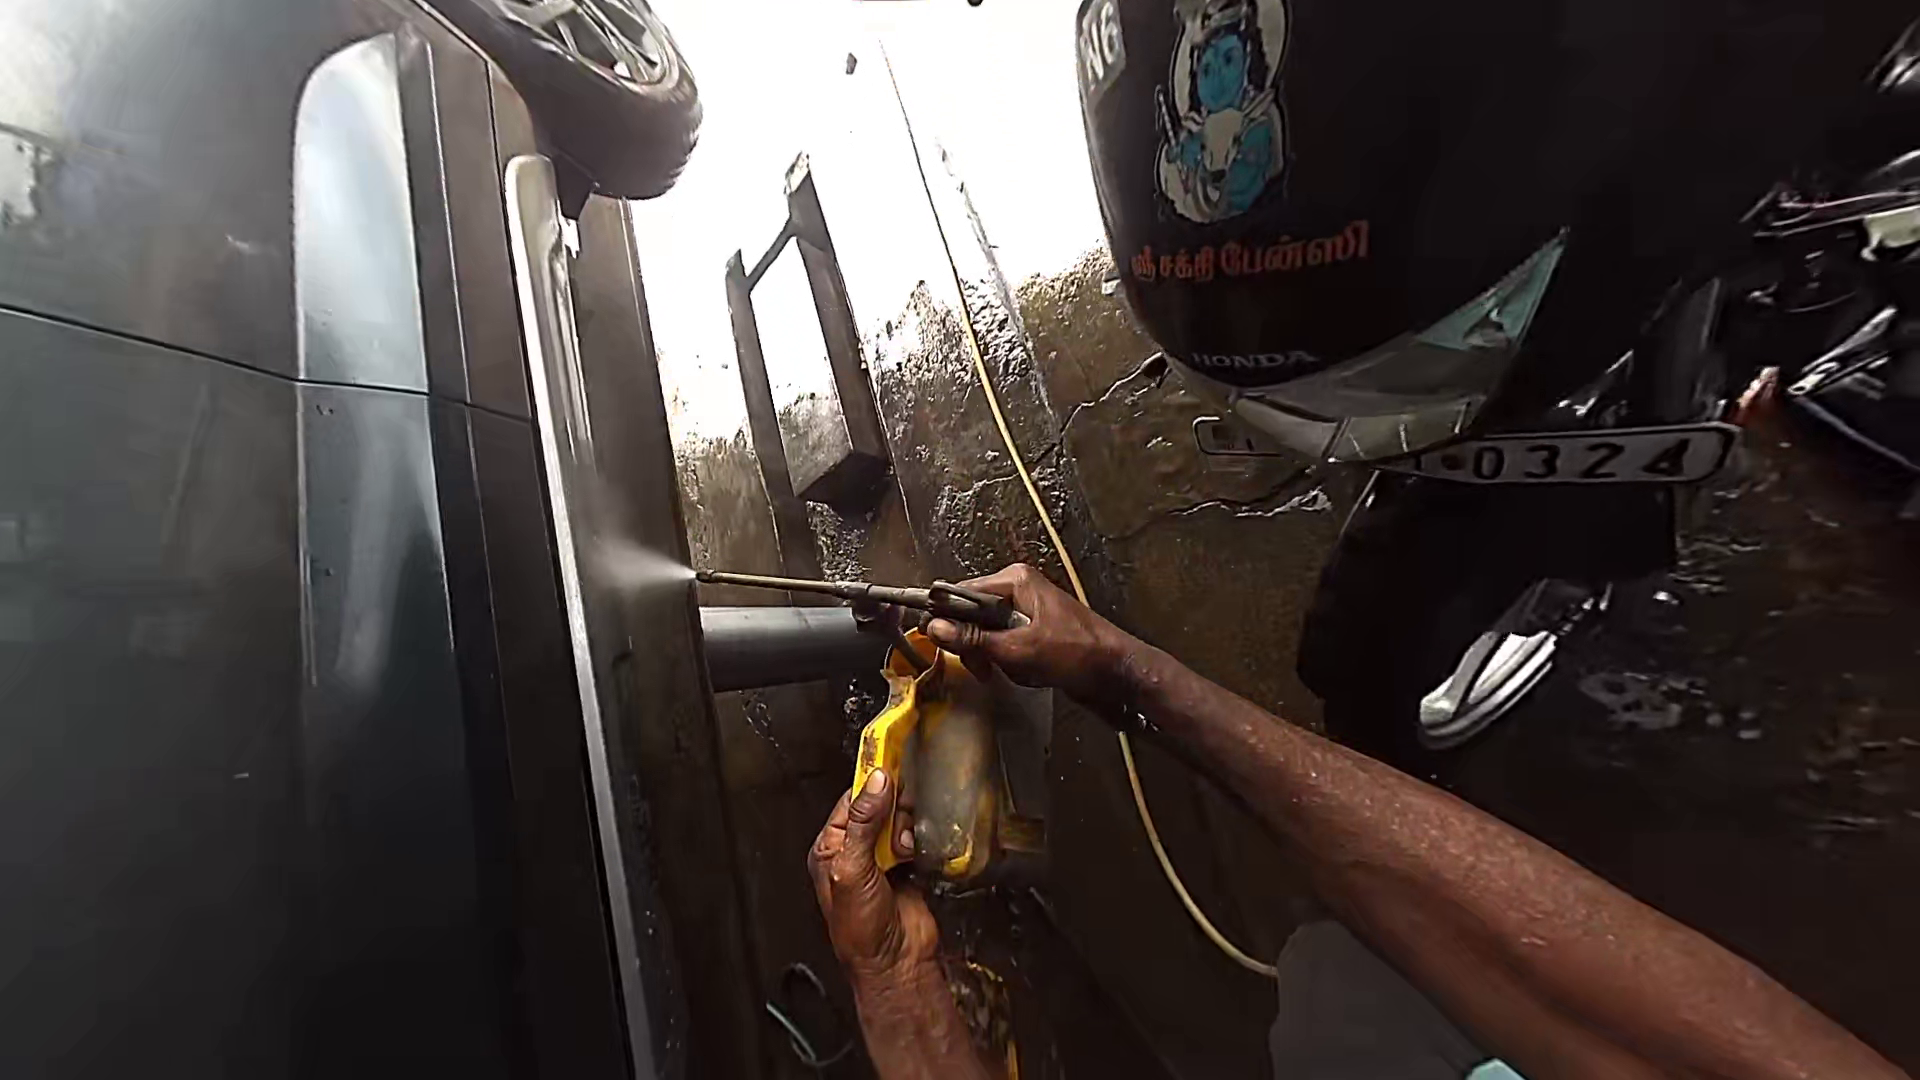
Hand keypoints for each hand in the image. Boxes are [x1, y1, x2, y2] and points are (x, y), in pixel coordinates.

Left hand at [808, 770, 938, 988]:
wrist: (896, 964)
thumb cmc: (861, 931)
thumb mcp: (852, 870)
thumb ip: (864, 822)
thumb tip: (876, 781)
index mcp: (831, 846)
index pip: (852, 798)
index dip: (871, 782)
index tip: (889, 765)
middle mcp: (855, 847)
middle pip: (879, 803)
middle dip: (891, 810)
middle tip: (893, 828)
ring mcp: (880, 855)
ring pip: (898, 816)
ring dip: (904, 828)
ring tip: (900, 850)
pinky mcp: (904, 862)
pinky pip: (913, 833)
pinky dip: (916, 838)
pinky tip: (911, 854)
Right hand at [923, 563, 1142, 706]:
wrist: (1117, 671)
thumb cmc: (1074, 652)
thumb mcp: (1019, 649)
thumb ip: (974, 639)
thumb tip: (934, 628)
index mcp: (1014, 580)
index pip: (962, 592)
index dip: (947, 618)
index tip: (936, 643)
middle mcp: (1017, 588)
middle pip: (972, 614)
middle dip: (975, 644)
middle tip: (984, 668)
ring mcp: (1026, 608)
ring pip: (987, 632)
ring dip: (993, 656)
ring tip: (1011, 671)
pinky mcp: (1032, 628)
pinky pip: (1004, 642)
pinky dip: (1007, 660)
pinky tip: (1024, 672)